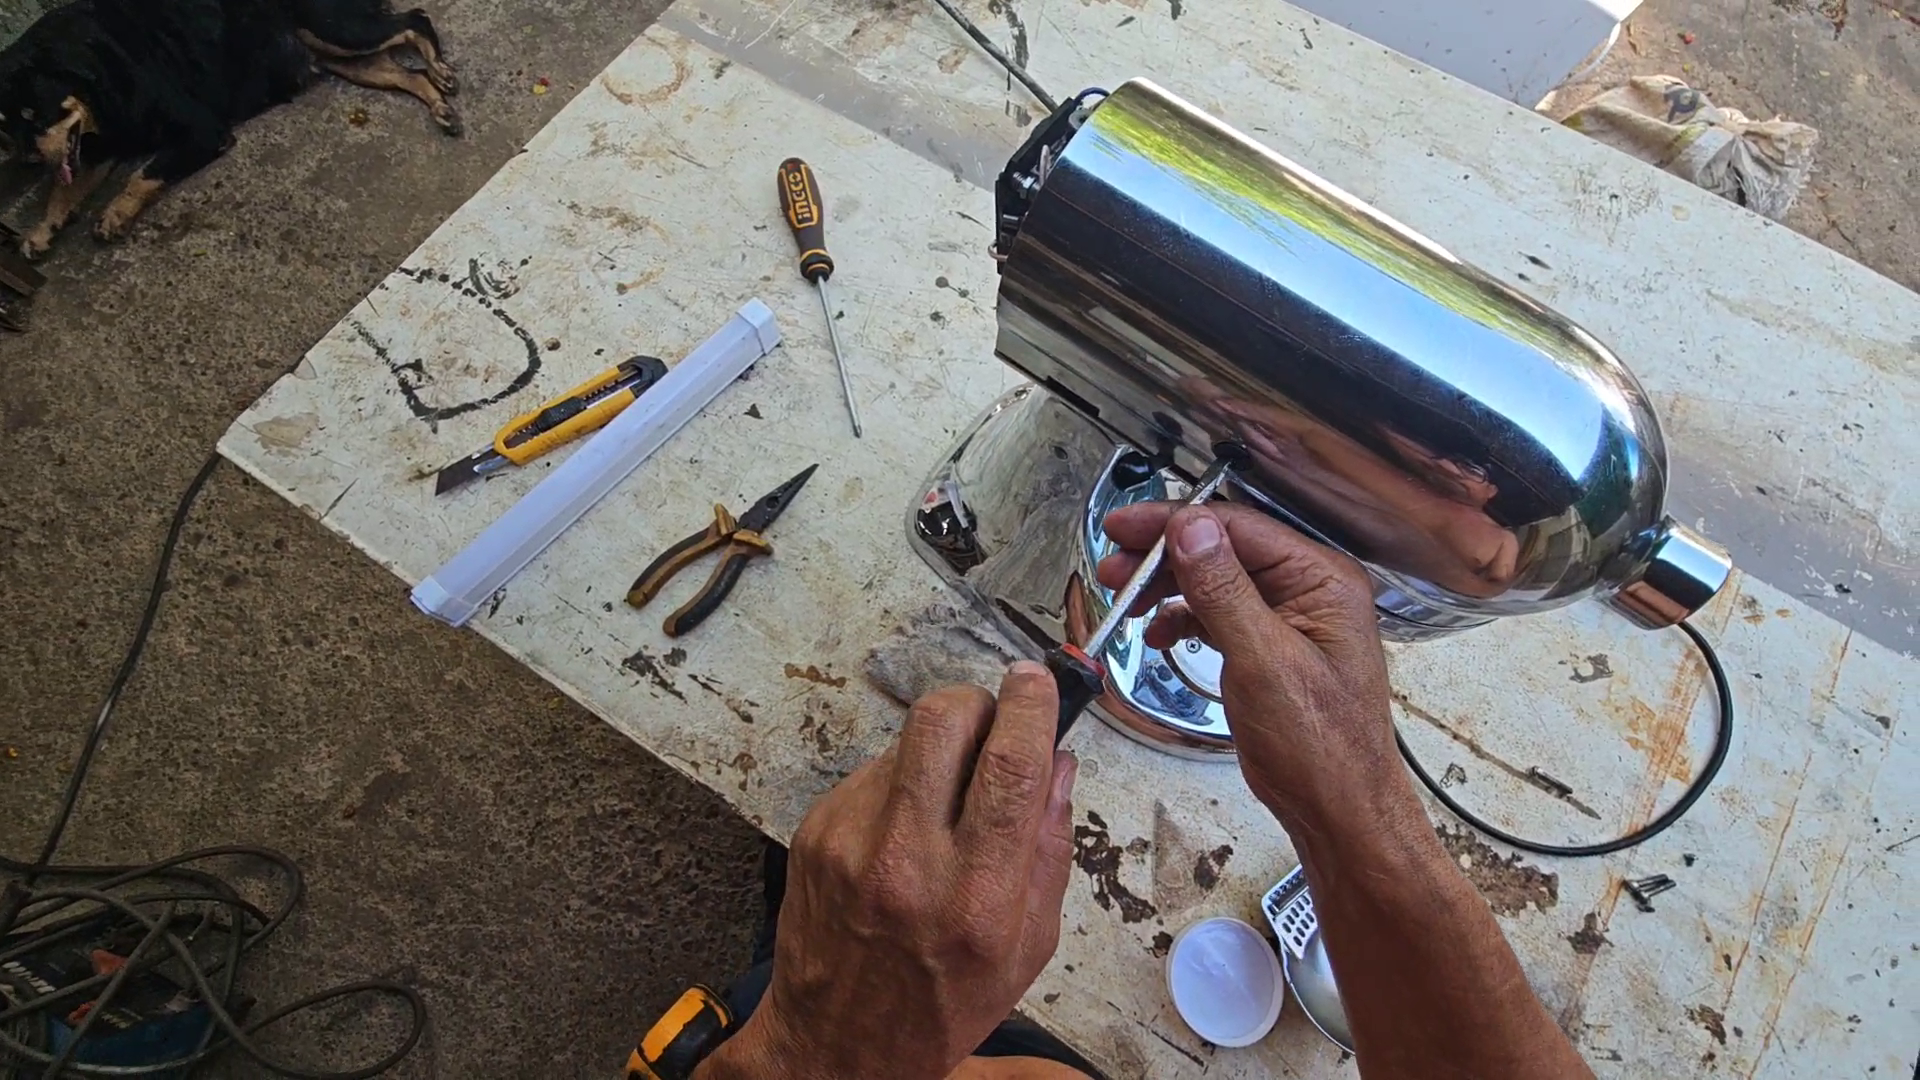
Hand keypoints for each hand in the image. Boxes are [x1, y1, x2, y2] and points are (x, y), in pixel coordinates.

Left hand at [706, 664, 1078, 1079]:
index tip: (1036, 679)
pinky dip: (903, 779)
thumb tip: (1059, 759)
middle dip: (977, 702)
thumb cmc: (946, 1000)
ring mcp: (850, 839)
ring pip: (908, 738)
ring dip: (940, 745)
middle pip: (942, 720)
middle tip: (990, 726)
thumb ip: (1050, 845)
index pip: (1009, 767)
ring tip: (945, 794)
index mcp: (977, 897)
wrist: (835, 1046)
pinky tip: (903, 825)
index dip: (1029, 706)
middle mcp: (908, 859)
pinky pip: (874, 769)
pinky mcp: (816, 828)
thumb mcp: (1029, 944)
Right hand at [1097, 502, 1402, 832]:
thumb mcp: (1262, 661)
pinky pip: (1212, 613)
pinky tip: (1158, 634)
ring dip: (1164, 586)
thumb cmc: (1320, 746)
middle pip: (1219, 549)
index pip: (1236, 527)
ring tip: (1125, 598)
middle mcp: (1303, 589)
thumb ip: (1223, 590)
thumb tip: (1189, 527)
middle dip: (1161, 555)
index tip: (1123, 526)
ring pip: (1210, 580)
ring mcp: (1283, 616)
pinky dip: (1179, 618)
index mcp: (1318, 579)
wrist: (1336, 810)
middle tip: (1113, 565)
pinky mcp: (1263, 643)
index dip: (1172, 522)